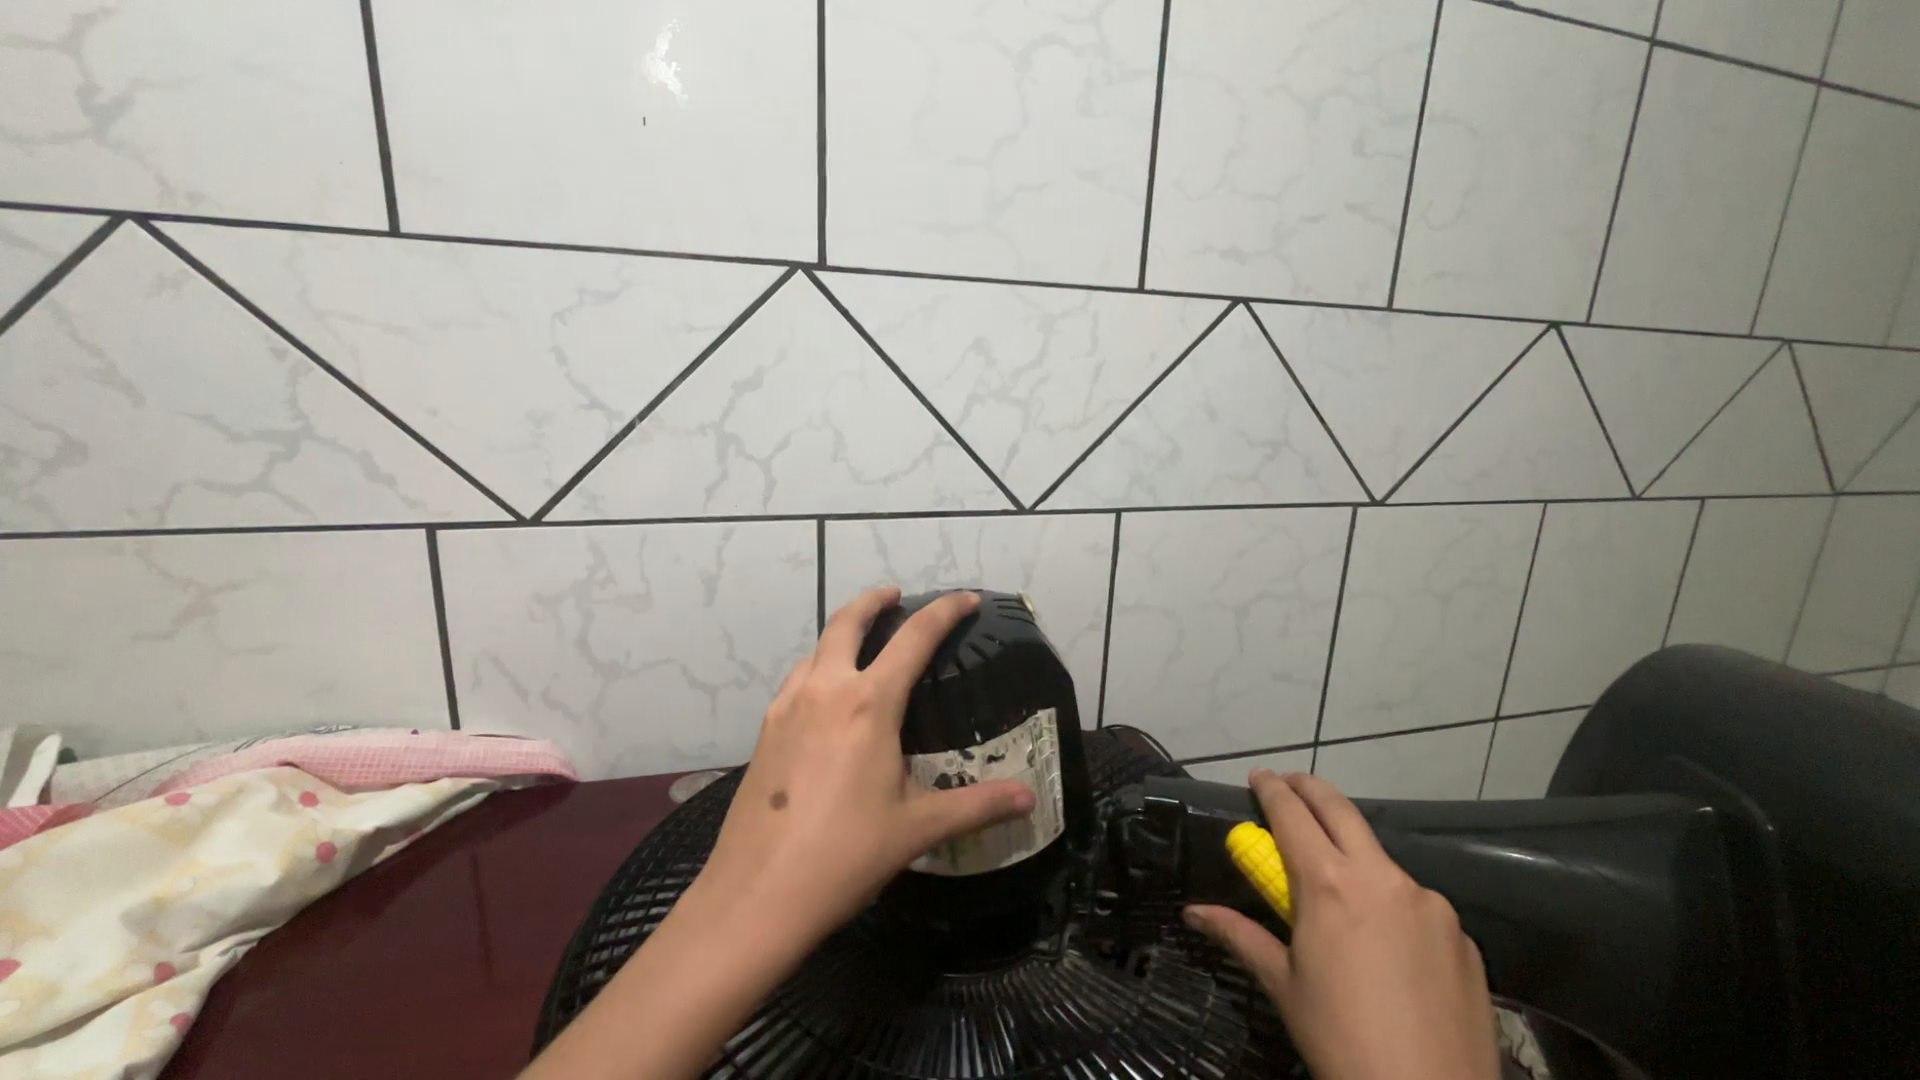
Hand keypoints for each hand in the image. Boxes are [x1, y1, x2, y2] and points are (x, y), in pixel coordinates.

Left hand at [521, 587, 1035, 1079]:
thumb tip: (1030, 799)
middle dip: (873, 600)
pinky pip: (796, 681)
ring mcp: (786, 708)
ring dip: (841, 633)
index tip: (966, 599)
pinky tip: (826, 698)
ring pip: (815, 649)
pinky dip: (818, 667)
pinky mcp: (764, 732)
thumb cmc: (846, 855)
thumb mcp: (918, 828)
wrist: (757, 895)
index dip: (944, 611)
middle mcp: (824, 691)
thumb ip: (977, 805)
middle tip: (895, 596)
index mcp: (868, 704)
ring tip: (863, 644)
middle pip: (847, 621)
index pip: (914, 638)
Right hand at [1184, 771, 1498, 1079]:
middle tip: (1290, 785)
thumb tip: (1194, 912)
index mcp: (1330, 885)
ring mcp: (1430, 903)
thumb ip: (1239, 936)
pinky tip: (1387, 944)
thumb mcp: (1283, 985)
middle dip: (1310, 789)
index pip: (1292, 815)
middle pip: (1340, 811)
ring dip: (1353, 853)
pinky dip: (1392, 903)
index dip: (1272, 790)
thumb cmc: (1341, 1039)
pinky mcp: (1461, 934)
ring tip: (1339, 885)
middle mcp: (1382, 878)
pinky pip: (1417, 903)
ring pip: (1381, 859)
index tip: (1259, 777)